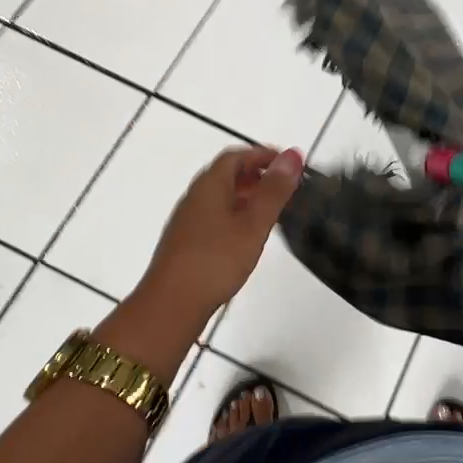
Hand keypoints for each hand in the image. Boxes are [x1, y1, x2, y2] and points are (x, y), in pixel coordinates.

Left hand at [140, 145, 303, 315]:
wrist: (169, 308)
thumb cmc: (215, 261)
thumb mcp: (253, 224)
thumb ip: (274, 190)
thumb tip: (293, 154)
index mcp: (209, 186)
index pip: (236, 156)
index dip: (263, 155)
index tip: (289, 164)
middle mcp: (194, 197)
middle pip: (226, 174)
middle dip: (256, 174)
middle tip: (284, 187)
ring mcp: (186, 221)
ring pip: (220, 197)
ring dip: (246, 196)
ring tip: (271, 212)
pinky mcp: (184, 243)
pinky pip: (214, 216)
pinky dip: (235, 214)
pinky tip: (247, 236)